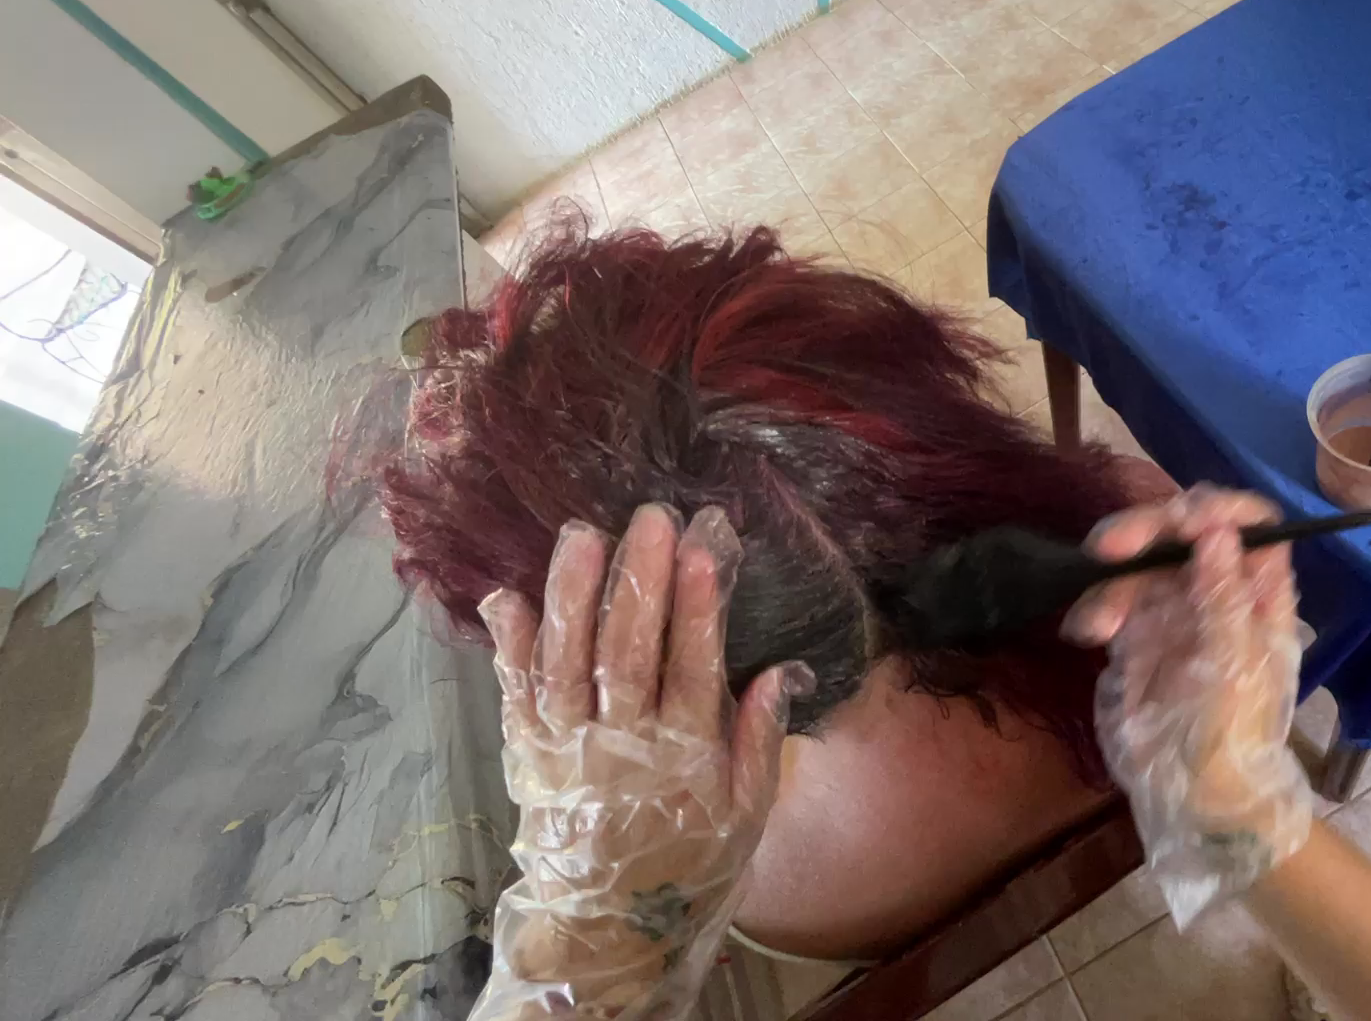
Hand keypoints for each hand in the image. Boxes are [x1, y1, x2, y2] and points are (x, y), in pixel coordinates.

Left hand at [471, 505, 809, 1019]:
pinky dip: (510, 647)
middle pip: (627, 653)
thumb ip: (759, 740)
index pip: (691, 669)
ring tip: (581, 536)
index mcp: (684, 755)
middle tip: (648, 520)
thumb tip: (780, 672)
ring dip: (572, 596)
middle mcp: (622, 743)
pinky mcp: (529, 755)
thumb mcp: (748, 813)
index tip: (700, 552)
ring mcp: (567, 746)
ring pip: (567, 663)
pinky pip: (516, 696)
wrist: (605, 933)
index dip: (696, 609)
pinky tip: (506, 597)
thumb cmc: (690, 863)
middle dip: (639, 581)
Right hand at [1063, 485, 1313, 926]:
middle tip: (1106, 549)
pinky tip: (1086, 635)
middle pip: (1178, 527)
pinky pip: (1106, 595)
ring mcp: (1169, 604)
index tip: (1181, 518)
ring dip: (1109, 580)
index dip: (1217, 509)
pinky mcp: (1132, 627)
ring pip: (1134, 557)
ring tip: (1098, 628)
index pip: (1248, 522)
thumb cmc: (1236, 733)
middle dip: (1141, 531)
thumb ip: (1224, 595)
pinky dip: (1091, 608)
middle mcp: (1212, 586)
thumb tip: (1215, 527)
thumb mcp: (1237, 665)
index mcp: (1256, 591)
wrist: (1194, 794)